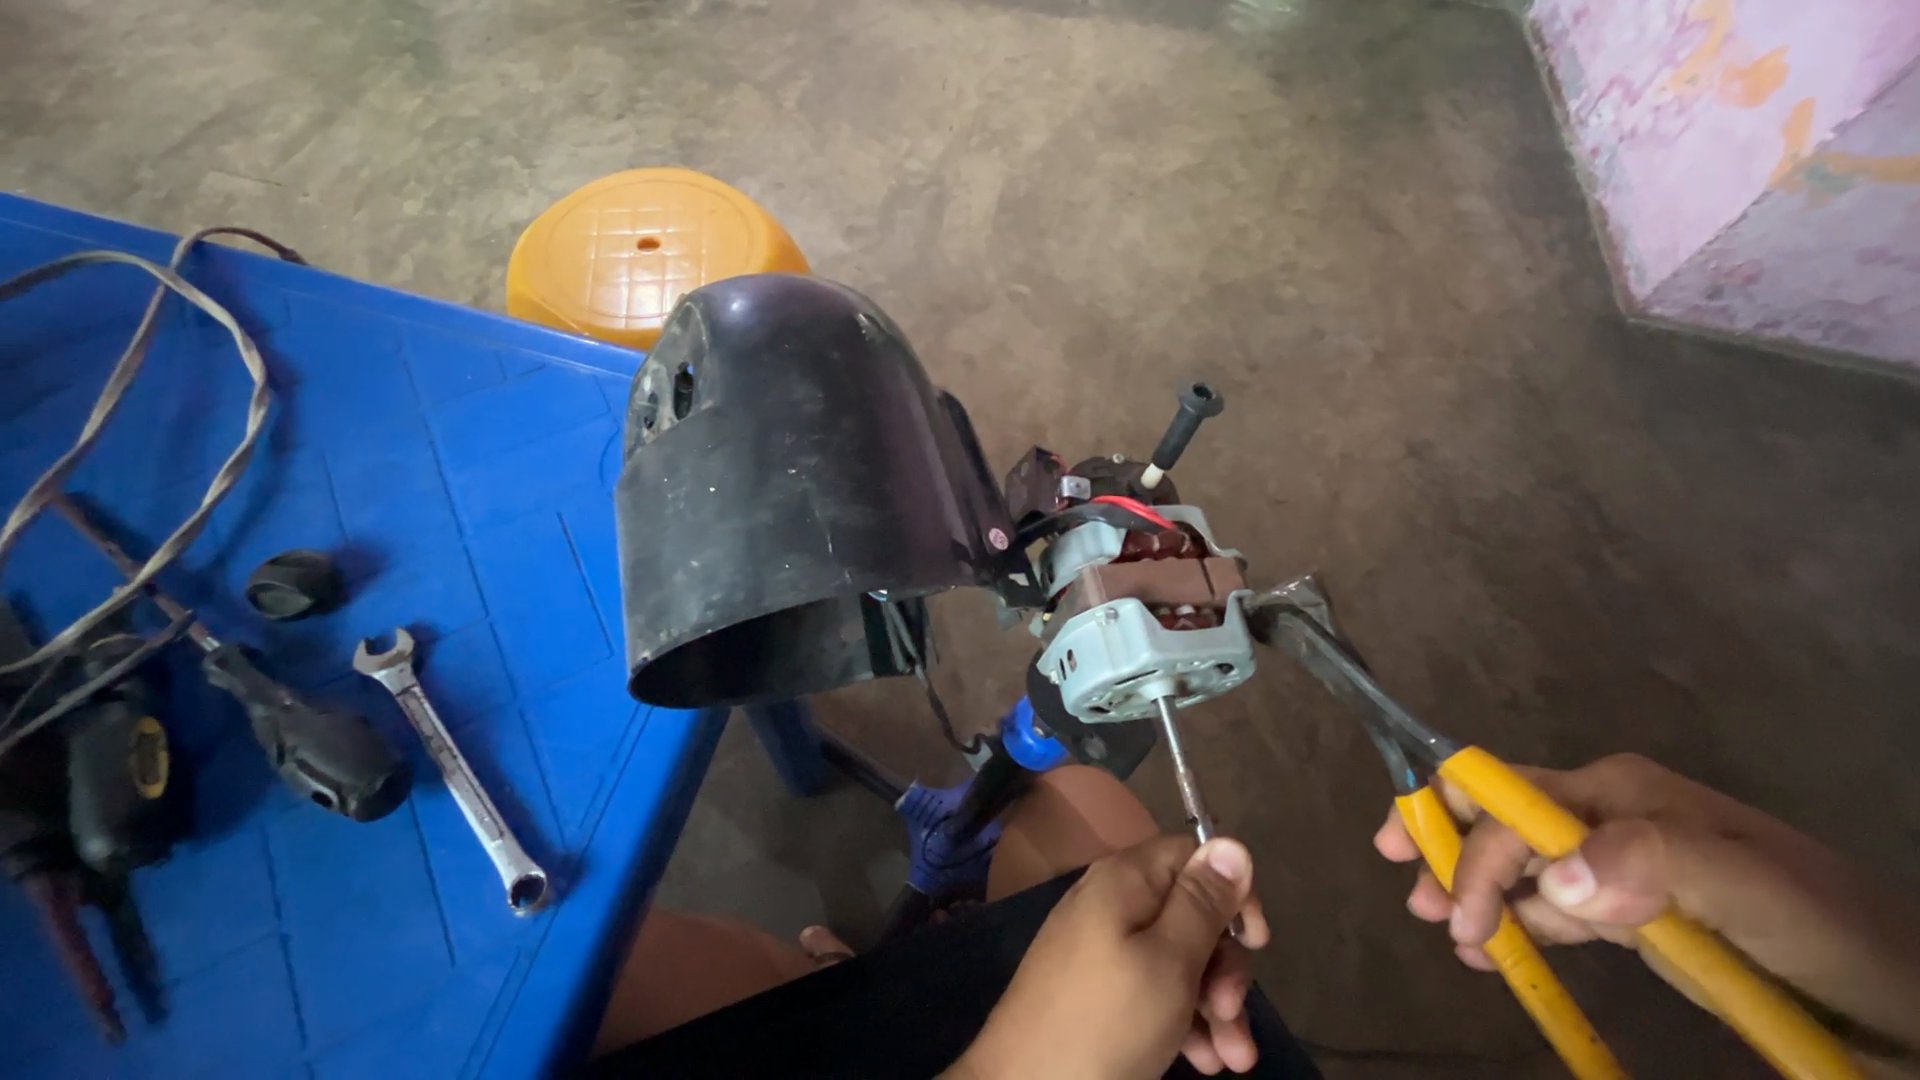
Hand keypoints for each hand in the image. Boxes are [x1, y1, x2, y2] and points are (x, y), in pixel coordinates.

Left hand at [948, 835, 1270, 1078]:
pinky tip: (1202, 1062)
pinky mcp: (1096, 990)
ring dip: (1213, 1006)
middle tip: (1232, 1012)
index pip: (1191, 854)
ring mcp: (1101, 947)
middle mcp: (1112, 902)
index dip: (1230, 891)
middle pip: (1189, 912)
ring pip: (1176, 959)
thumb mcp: (1169, 962)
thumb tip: (1233, 843)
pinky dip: (1182, 1020)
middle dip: (1224, 966)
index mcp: (1125, 879)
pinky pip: (1151, 987)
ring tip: (1232, 1060)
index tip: (1256, 944)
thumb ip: (1203, 903)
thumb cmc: (1107, 1020)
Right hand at [1375, 753, 1919, 1057]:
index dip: (1458, 829)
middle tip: (1411, 888)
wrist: (1900, 995)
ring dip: (1469, 884)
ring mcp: (1611, 859)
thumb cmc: (1825, 931)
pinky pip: (1546, 903)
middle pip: (1497, 815)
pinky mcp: (1622, 904)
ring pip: (1514, 860)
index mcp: (1618, 792)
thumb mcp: (1752, 892)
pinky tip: (1489, 946)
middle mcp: (1602, 813)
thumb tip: (1549, 875)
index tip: (1434, 885)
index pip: (1510, 797)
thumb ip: (1653, 864)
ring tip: (1446, 927)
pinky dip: (1510, 918)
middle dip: (1446, 844)